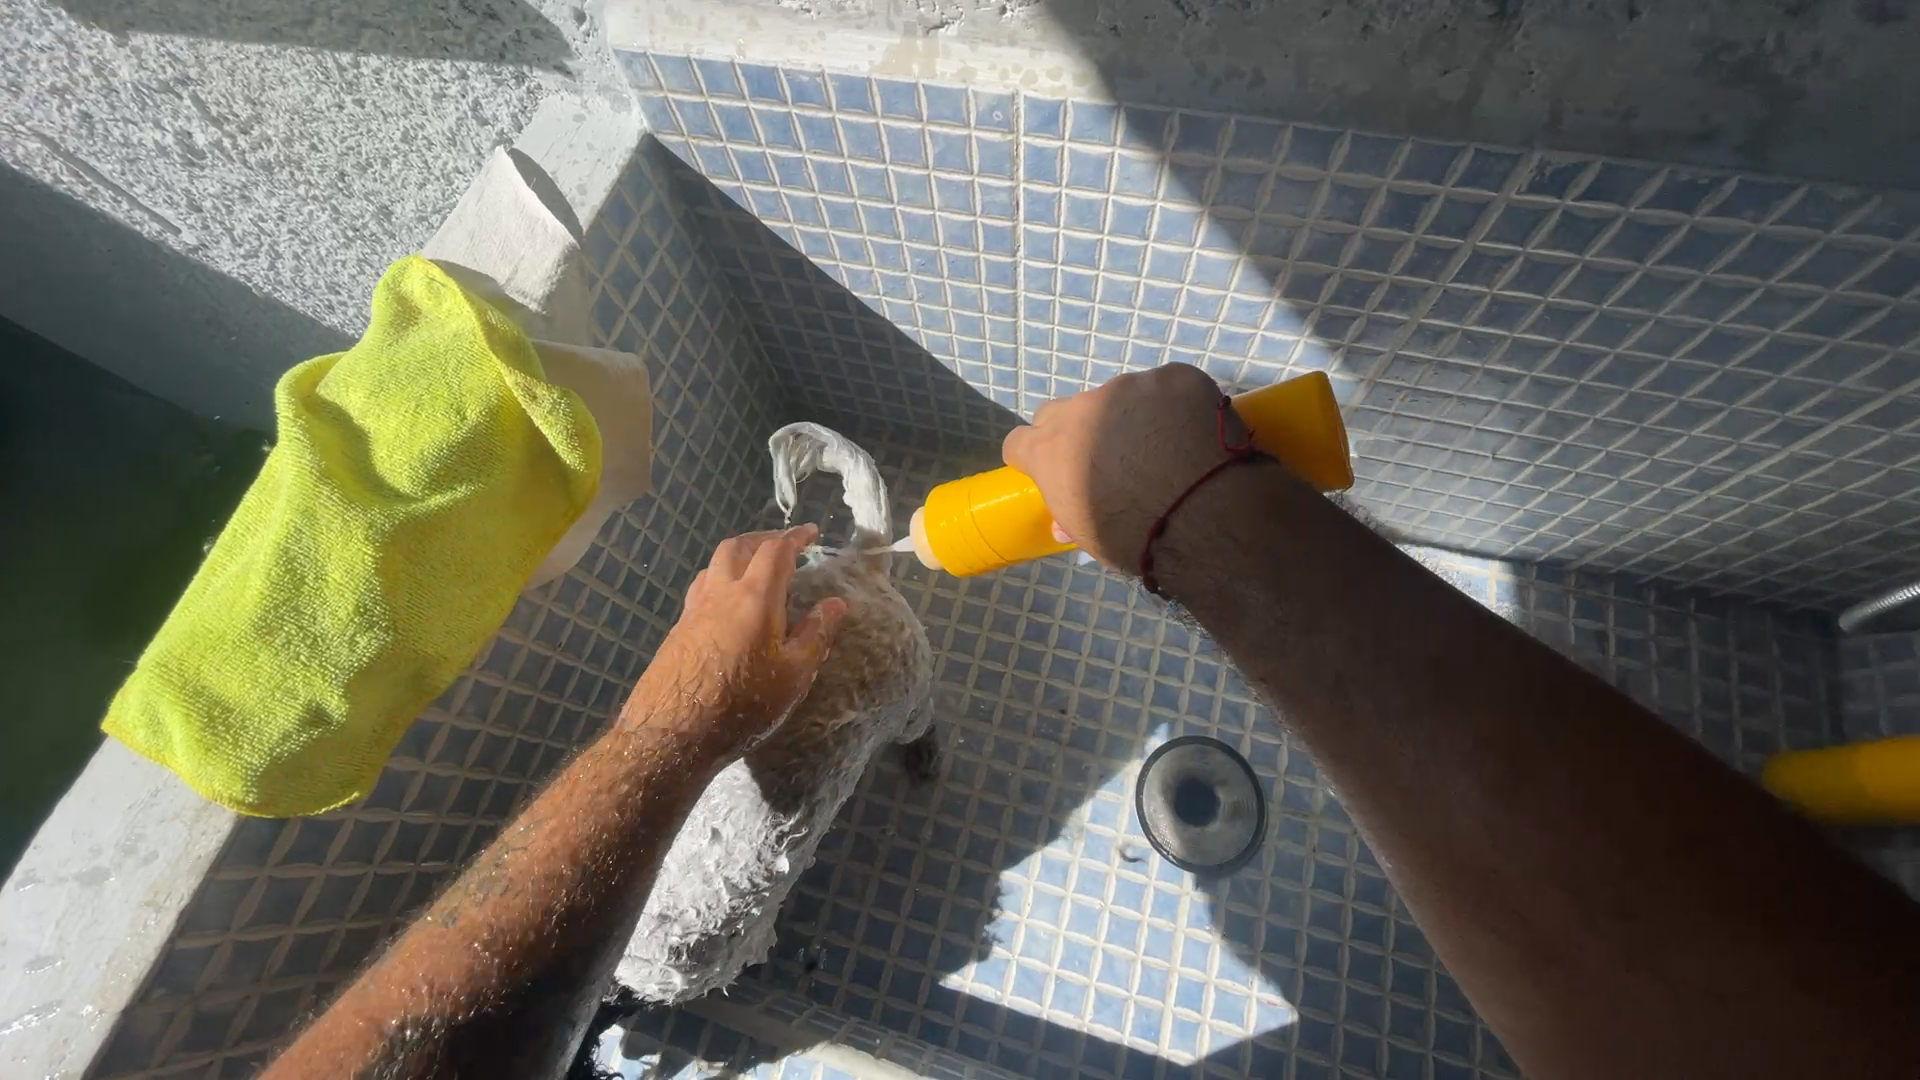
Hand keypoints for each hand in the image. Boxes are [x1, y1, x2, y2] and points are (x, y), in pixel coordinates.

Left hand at [630, 525, 845, 751]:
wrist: (671, 734)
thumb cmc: (742, 704)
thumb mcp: (794, 675)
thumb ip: (816, 634)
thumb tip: (836, 603)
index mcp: (755, 597)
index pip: (776, 550)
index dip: (796, 537)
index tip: (812, 533)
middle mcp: (720, 593)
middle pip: (738, 546)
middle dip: (763, 538)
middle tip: (783, 545)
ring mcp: (694, 610)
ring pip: (714, 565)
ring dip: (738, 556)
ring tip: (755, 569)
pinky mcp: (677, 629)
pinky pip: (701, 588)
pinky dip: (720, 579)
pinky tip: (728, 604)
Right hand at [1002, 363, 1247, 570]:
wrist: (1207, 517)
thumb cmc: (1138, 539)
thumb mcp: (1092, 537)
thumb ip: (1072, 516)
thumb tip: (1065, 521)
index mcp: (1051, 450)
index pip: (1018, 442)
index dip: (1033, 457)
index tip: (1052, 471)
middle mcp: (1082, 408)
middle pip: (1063, 411)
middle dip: (1076, 431)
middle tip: (1107, 458)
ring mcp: (1131, 386)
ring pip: (1119, 397)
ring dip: (1130, 417)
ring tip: (1164, 448)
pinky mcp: (1176, 376)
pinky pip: (1168, 388)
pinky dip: (1176, 406)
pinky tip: (1195, 434)